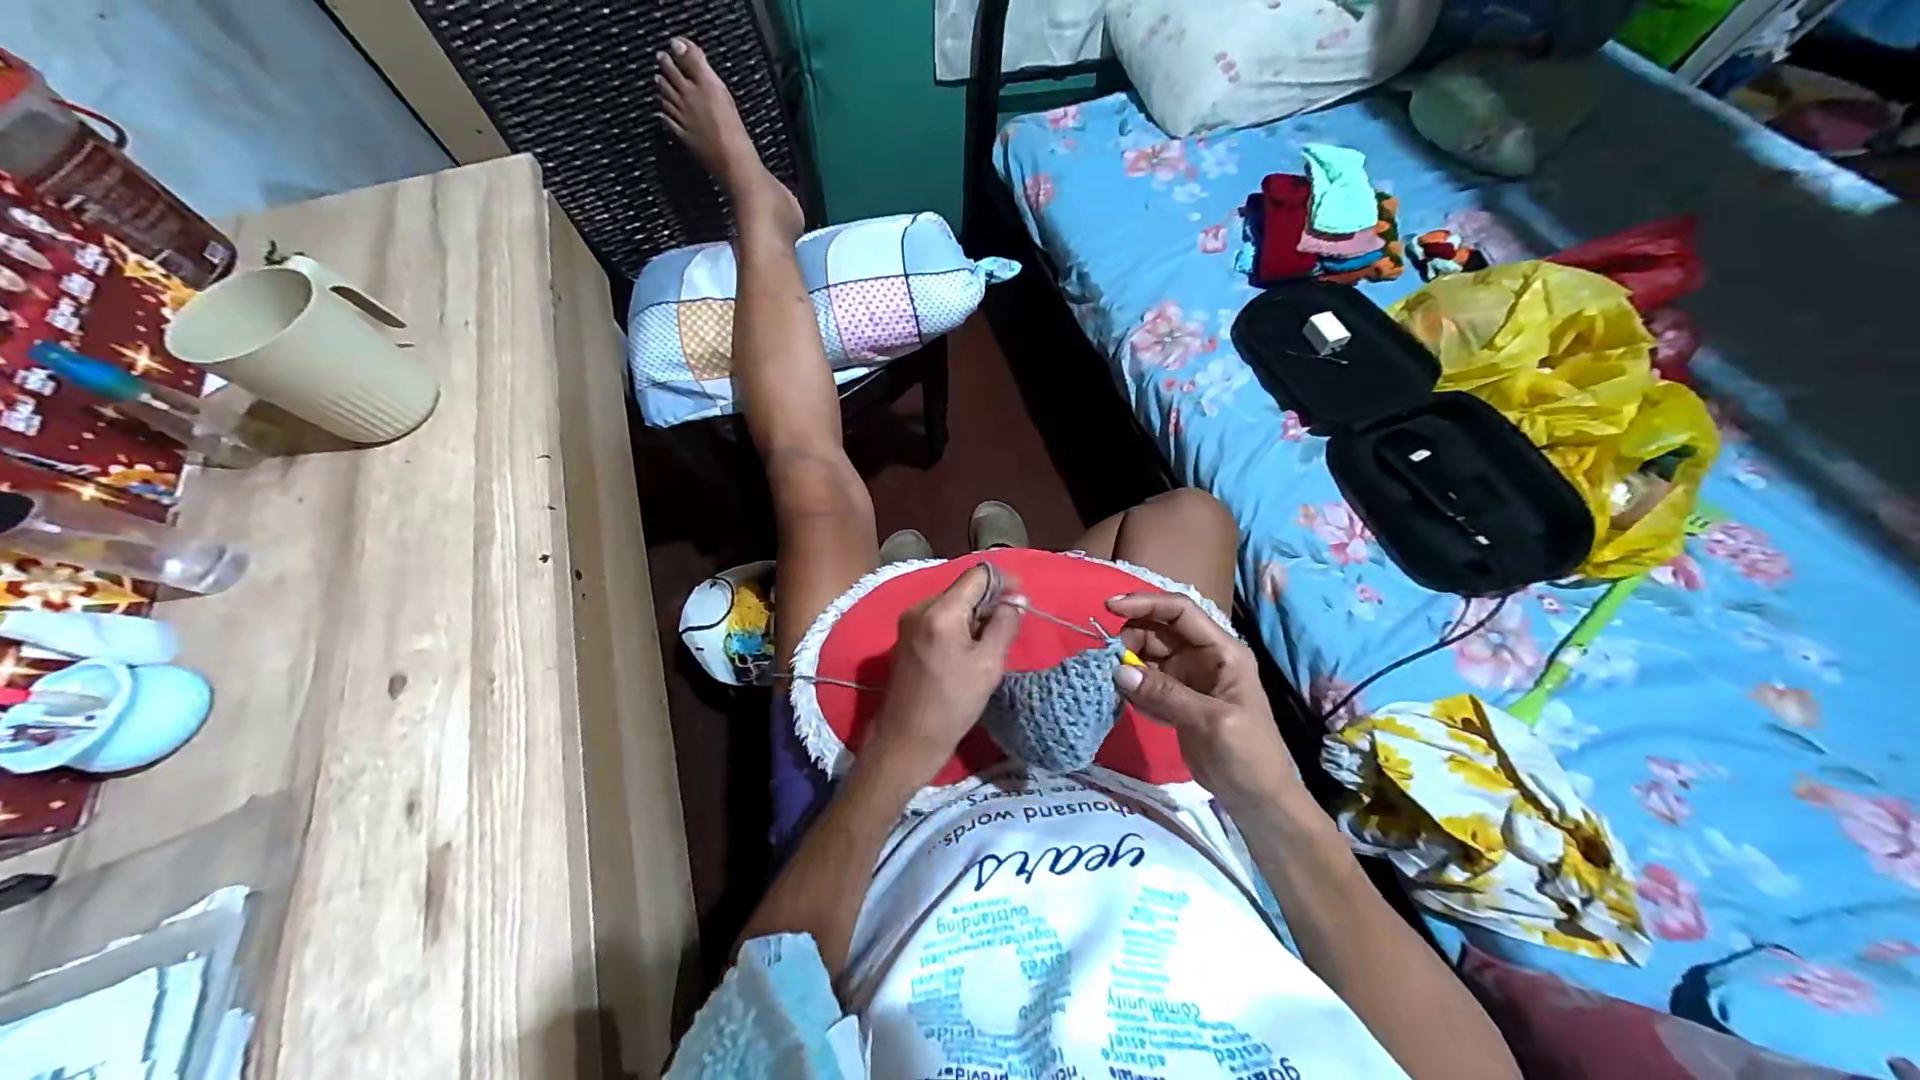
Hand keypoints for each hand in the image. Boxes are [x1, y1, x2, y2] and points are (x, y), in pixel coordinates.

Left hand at [862, 564, 1020, 788]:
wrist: (906, 739)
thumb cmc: (951, 704)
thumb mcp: (988, 665)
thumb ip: (1005, 625)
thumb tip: (1017, 600)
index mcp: (939, 611)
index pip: (977, 575)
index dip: (1003, 582)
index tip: (1021, 601)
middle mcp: (919, 609)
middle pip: (962, 589)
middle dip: (989, 602)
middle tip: (1010, 628)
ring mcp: (908, 624)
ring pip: (951, 605)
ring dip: (974, 617)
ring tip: (991, 646)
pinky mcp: (905, 639)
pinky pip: (938, 620)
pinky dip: (958, 628)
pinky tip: (968, 653)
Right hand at [1107, 591, 1300, 810]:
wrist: (1258, 800)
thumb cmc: (1248, 755)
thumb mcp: (1210, 721)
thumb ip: (1165, 693)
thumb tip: (1119, 671)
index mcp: (1222, 651)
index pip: (1180, 611)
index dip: (1145, 603)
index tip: (1109, 608)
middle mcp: (1203, 657)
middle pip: (1158, 630)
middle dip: (1130, 638)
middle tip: (1108, 660)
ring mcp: (1188, 678)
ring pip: (1147, 655)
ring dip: (1127, 664)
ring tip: (1112, 682)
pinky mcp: (1176, 699)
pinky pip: (1146, 681)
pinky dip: (1132, 686)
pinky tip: (1127, 701)